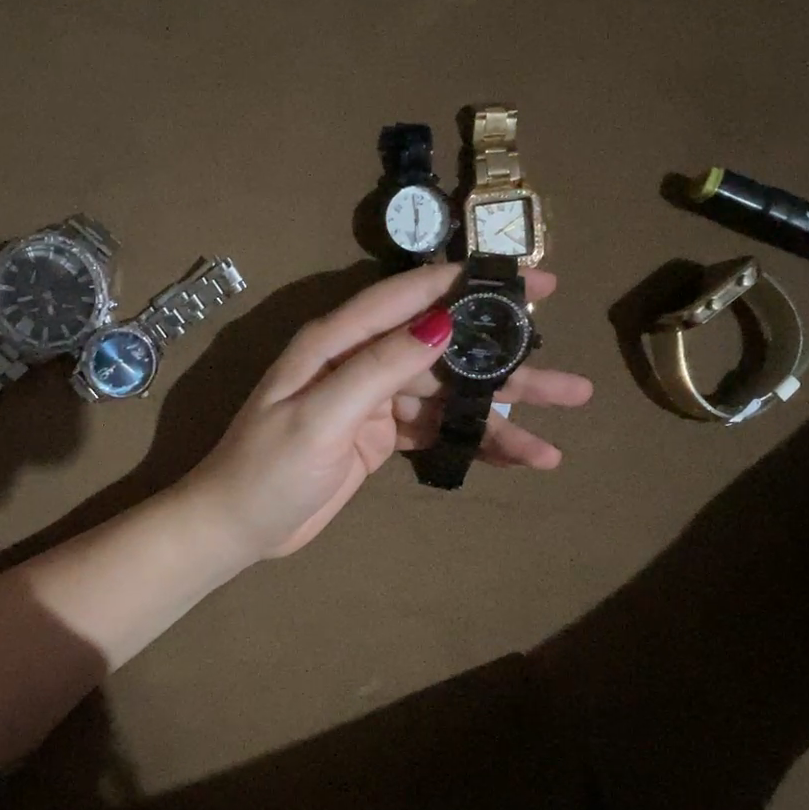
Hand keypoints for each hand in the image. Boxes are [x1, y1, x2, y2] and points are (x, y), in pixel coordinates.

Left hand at [179, 264, 593, 560]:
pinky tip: (518, 457)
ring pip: (449, 396)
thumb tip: (442, 322)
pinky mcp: (379, 438)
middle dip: (507, 363)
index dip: (473, 285)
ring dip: (502, 412)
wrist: (236, 527)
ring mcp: (373, 401)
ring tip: (559, 430)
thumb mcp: (320, 416)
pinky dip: (475, 442)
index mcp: (338, 342)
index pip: (412, 297)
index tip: (534, 282)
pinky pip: (437, 430)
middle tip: (572, 378)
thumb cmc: (268, 469)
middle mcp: (361, 361)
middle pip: (446, 351)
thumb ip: (379, 366)